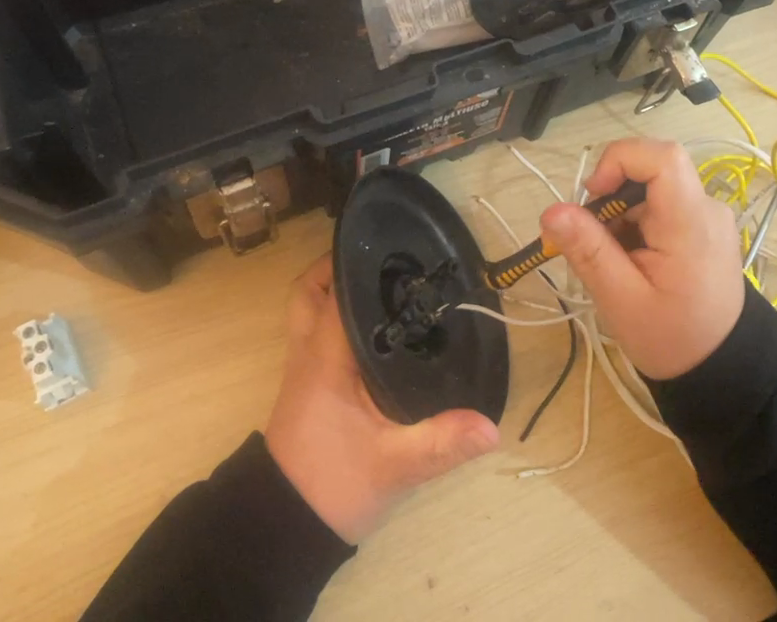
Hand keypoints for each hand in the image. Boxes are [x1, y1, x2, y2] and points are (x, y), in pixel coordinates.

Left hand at [264, 255, 500, 543]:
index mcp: (324, 359)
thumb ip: (441, 444)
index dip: (359, 266)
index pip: (335, 294)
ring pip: (309, 312)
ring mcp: (304, 371)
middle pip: (309, 292)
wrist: (285, 526)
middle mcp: (308, 355)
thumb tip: (491, 427)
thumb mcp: (393, 467)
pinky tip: (377, 331)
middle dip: (337, 269)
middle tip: (381, 262)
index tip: (395, 249)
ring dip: (334, 292)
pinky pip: (318, 335)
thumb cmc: (331, 486)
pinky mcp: (309, 387)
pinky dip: (338, 319)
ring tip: (382, 286)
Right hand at [541, 138, 743, 379]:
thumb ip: (588, 251)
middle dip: (610, 197)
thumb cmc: (672, 338)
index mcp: (690, 221)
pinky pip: (659, 206)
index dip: (619, 161)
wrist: (722, 367)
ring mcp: (706, 216)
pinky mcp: (701, 227)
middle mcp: (705, 207)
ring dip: (619, 215)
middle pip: (649, 171)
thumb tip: (551, 211)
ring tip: (612, 260)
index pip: (660, 156)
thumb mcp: (621, 300)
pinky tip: (629, 261)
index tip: (592, 195)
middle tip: (591, 239)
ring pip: (649, 190)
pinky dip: (634, 225)